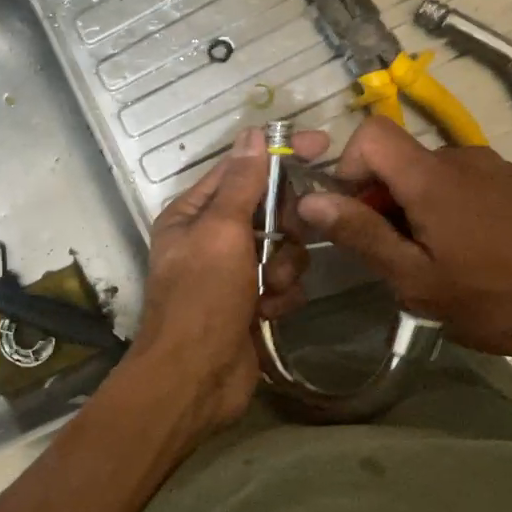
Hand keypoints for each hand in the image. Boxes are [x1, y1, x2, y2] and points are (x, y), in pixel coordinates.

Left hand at [124, 128, 329, 431]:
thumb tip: (253, 134)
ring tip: (268, 288)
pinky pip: (282, 285)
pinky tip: (268, 312)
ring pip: (280, 250)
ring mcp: (230, 274)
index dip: (277, 156)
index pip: (240, 169)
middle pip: (266, 210)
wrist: (195, 377)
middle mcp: (209, 239)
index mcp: (191, 215)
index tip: (320, 146)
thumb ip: (241, 183)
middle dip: (282, 227)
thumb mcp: (220, 232)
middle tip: (286, 238)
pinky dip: (280, 296)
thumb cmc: (202, 298)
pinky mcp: (249, 305)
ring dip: (283, 267)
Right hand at [296, 117, 511, 374]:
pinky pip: (461, 183)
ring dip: (412, 208)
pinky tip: (466, 255)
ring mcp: (496, 168)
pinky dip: (444, 209)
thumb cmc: (493, 302)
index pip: (370, 133)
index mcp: (433, 176)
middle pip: (398, 158)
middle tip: (392, 256)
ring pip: (429, 173)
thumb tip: (308, 200)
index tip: (352, 216)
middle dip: (379, 199)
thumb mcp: (415, 279)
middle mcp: (463, 157)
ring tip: (431, 262)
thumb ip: (360, 234)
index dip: (348, 167)